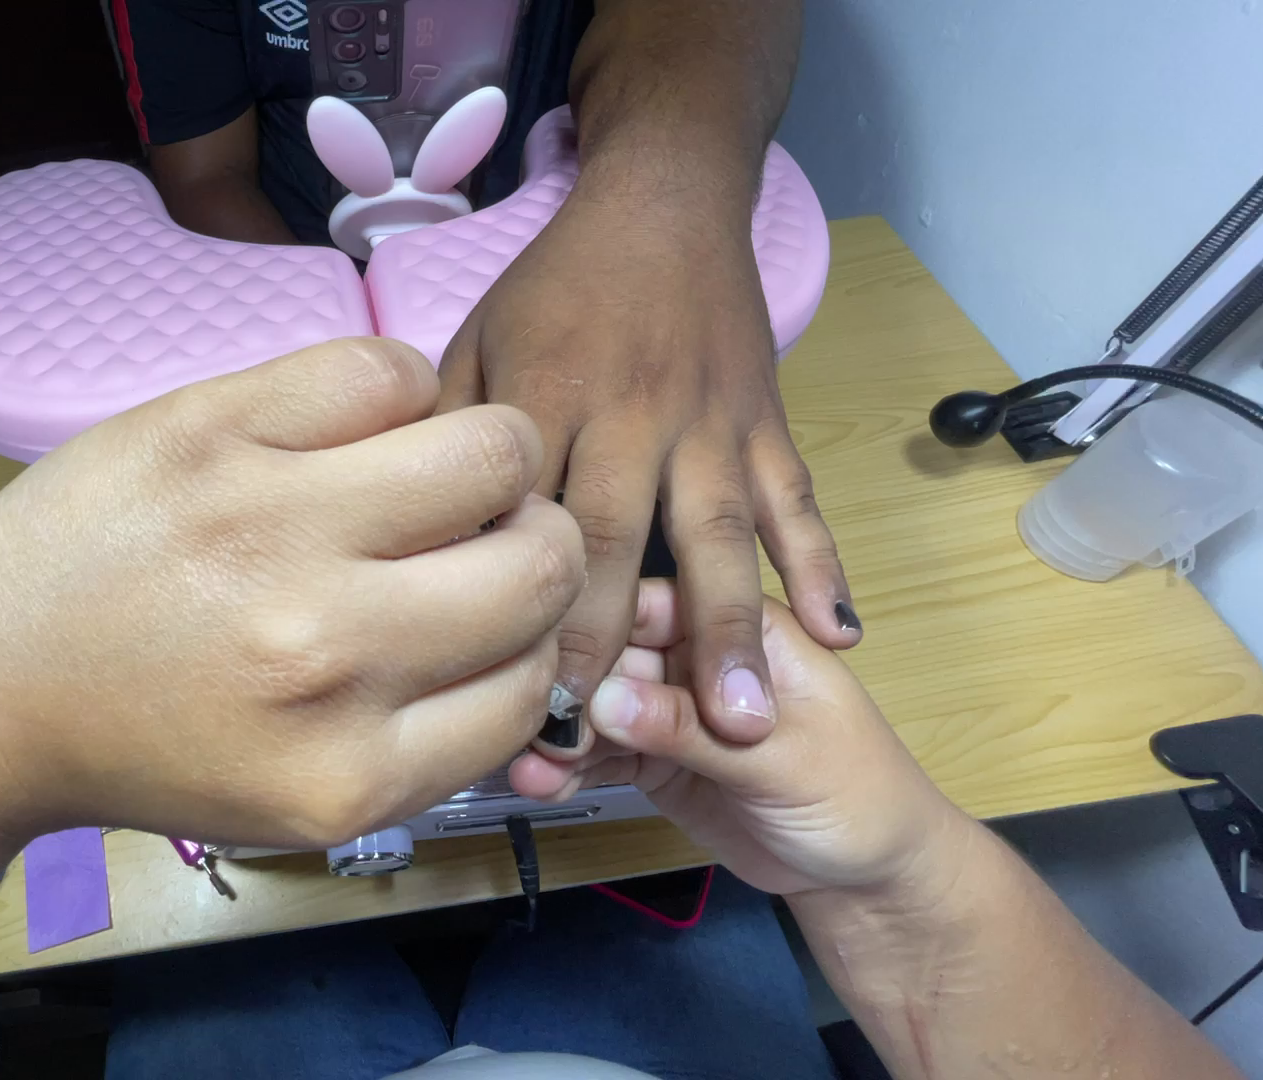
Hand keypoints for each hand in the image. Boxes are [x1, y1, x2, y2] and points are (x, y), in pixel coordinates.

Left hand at [0, 338, 584, 849]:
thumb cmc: (152, 743)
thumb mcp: (307, 792)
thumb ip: (433, 732)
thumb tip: (535, 628)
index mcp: (352, 772)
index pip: (533, 685)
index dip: (528, 644)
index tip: (487, 622)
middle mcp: (326, 651)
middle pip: (545, 560)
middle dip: (531, 547)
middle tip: (471, 540)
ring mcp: (268, 522)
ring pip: (495, 449)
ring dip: (489, 462)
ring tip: (425, 476)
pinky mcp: (211, 425)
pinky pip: (389, 370)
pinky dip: (400, 397)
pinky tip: (353, 431)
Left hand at [437, 188, 858, 755]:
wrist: (663, 204)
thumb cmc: (552, 285)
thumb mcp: (475, 339)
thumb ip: (447, 426)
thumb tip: (419, 517)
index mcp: (545, 397)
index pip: (526, 520)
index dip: (512, 608)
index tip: (498, 685)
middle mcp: (630, 417)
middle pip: (613, 544)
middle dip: (603, 645)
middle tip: (591, 741)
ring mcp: (709, 422)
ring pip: (718, 536)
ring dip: (730, 630)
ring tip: (743, 724)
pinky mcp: (765, 419)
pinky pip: (796, 497)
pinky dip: (823, 564)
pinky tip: (843, 636)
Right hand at [511, 579, 967, 896]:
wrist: (870, 883)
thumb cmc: (858, 797)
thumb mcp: (783, 759)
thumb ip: (689, 728)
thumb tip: (601, 698)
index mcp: (734, 625)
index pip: (648, 605)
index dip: (596, 629)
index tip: (548, 664)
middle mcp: (689, 654)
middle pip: (608, 658)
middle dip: (568, 694)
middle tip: (529, 730)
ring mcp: (664, 706)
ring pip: (596, 710)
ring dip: (560, 740)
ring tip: (529, 773)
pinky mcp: (647, 755)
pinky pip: (599, 755)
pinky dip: (570, 770)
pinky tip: (541, 785)